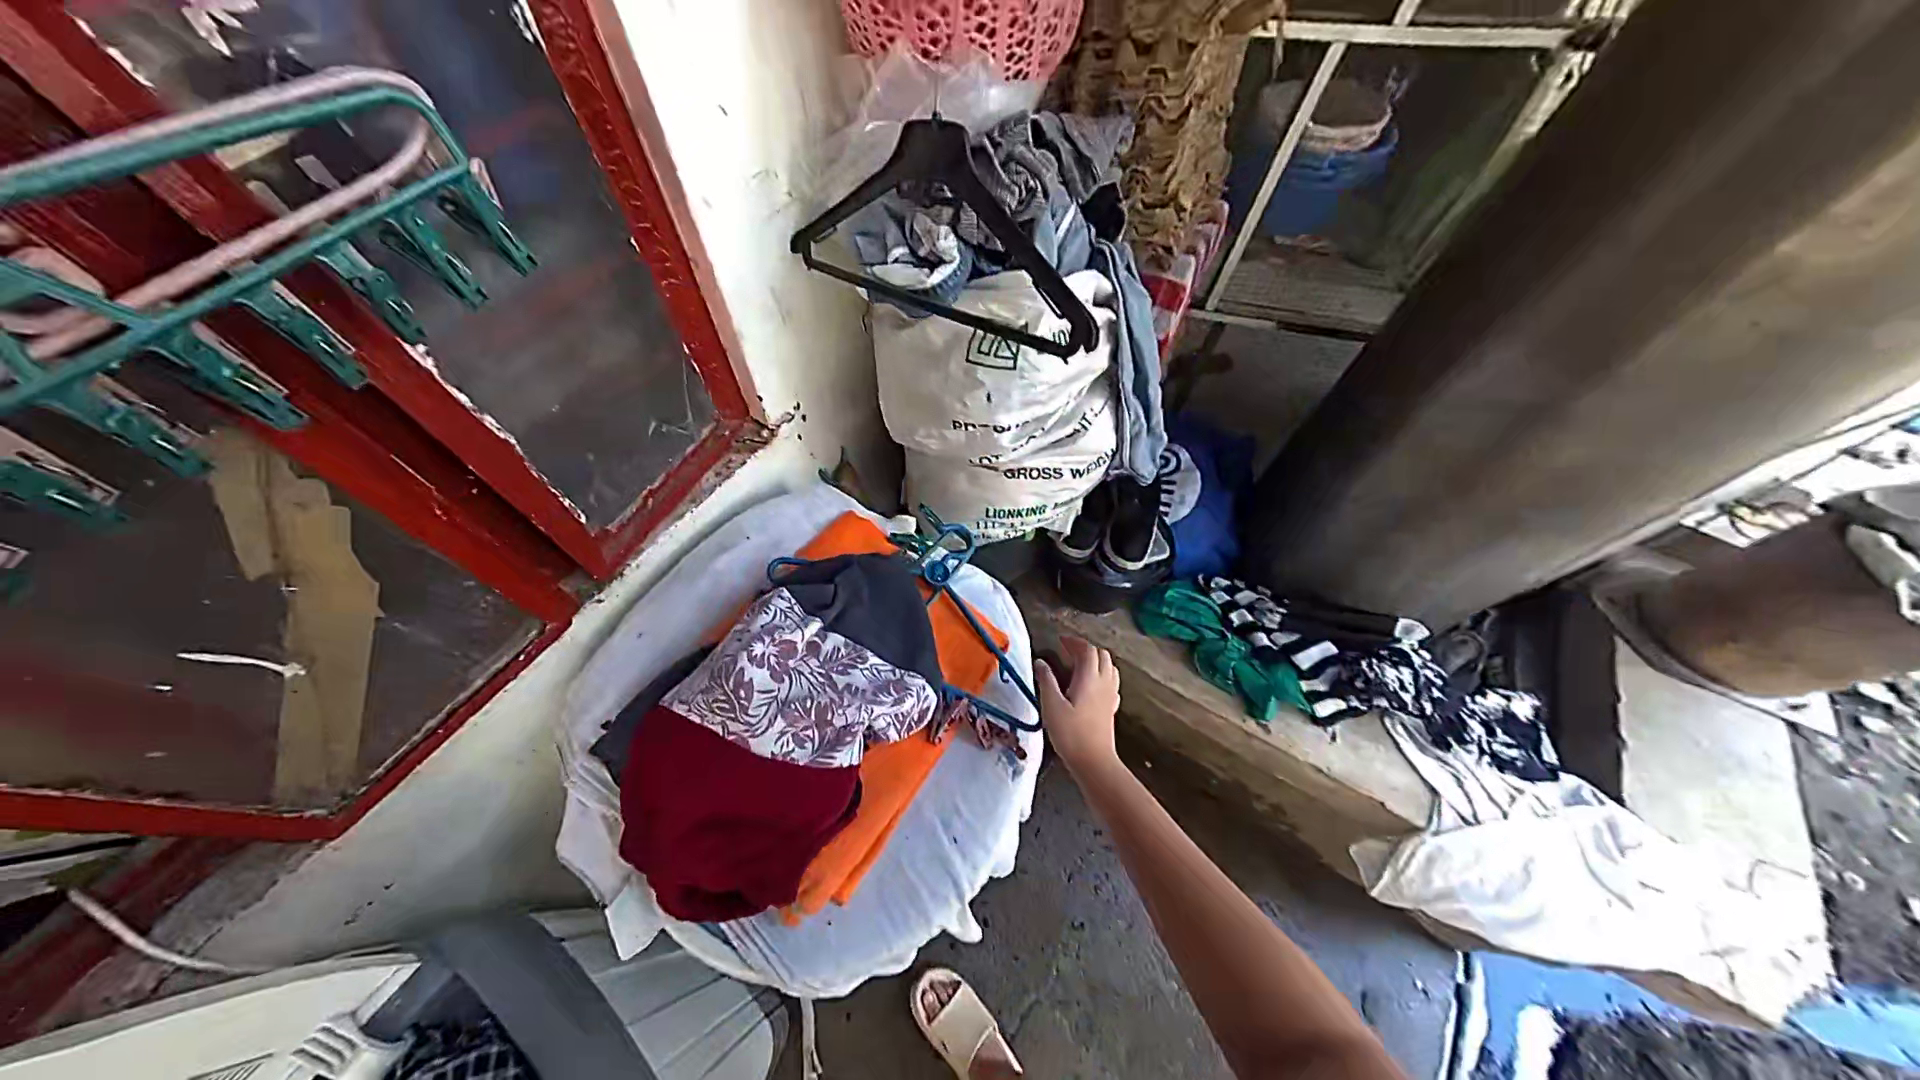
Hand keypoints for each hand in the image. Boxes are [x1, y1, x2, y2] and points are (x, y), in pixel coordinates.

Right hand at [1037, 634, 1120, 772]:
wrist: (1094, 761)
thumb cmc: (1071, 734)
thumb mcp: (1051, 706)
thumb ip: (1046, 681)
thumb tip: (1040, 663)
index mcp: (1089, 678)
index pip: (1087, 650)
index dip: (1074, 642)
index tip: (1061, 640)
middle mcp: (1104, 683)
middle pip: (1101, 655)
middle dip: (1085, 648)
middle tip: (1068, 650)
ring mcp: (1110, 695)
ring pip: (1109, 667)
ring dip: (1095, 660)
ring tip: (1079, 663)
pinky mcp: (1111, 707)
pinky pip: (1111, 682)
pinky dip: (1102, 674)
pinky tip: (1091, 684)